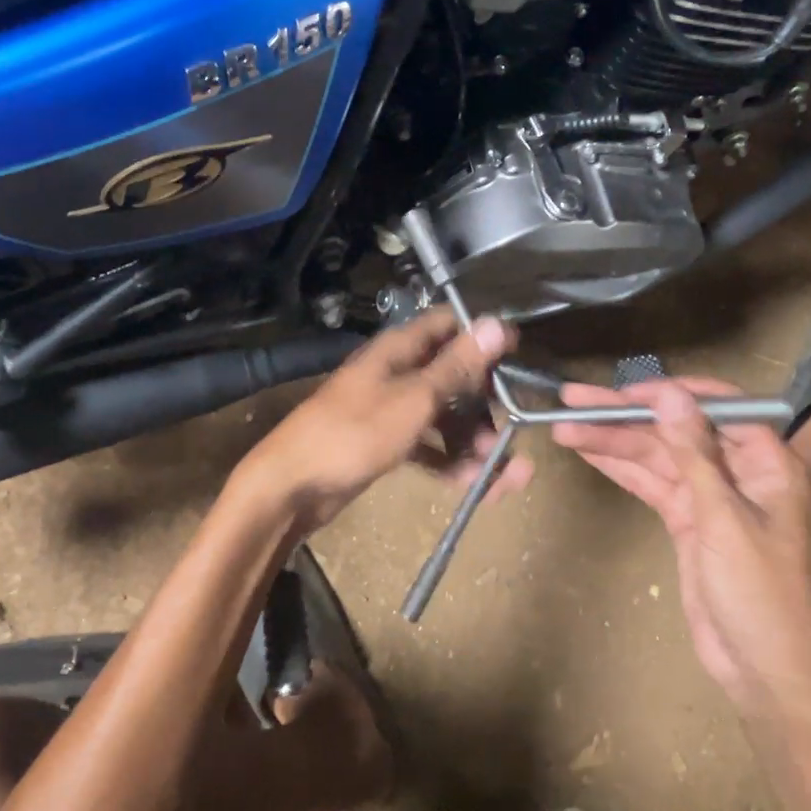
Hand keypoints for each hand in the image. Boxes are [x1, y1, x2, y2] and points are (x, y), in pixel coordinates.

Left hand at [231, 308, 528, 533]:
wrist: (292, 484)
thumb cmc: (353, 433)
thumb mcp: (414, 399)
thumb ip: (457, 366)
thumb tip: (497, 323)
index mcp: (399, 350)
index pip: (448, 326)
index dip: (483, 338)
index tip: (518, 359)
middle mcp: (396, 373)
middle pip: (452, 376)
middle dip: (485, 404)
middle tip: (514, 432)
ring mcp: (389, 409)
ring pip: (443, 416)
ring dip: (472, 441)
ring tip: (502, 473)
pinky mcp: (384, 443)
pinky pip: (427, 446)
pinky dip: (449, 462)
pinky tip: (474, 486)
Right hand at [553, 378, 810, 715]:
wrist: (765, 669)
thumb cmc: (760, 592)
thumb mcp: (725, 518)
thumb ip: (694, 454)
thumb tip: (669, 395)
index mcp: (766, 463)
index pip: (718, 407)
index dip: (671, 394)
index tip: (625, 390)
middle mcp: (737, 471)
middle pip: (675, 430)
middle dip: (624, 416)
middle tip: (572, 400)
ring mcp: (709, 497)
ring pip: (656, 457)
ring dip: (612, 441)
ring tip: (562, 427)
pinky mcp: (687, 521)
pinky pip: (650, 484)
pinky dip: (619, 469)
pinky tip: (585, 452)